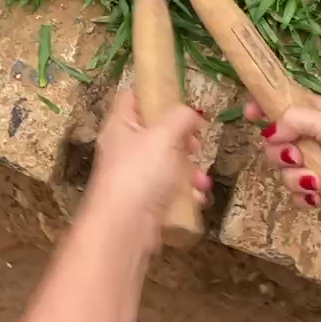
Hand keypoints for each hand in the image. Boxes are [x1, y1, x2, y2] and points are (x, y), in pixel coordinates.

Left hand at [87, 88, 211, 248]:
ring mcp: (134, 174)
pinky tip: (196, 198)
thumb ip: (180, 117)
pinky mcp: (145, 199)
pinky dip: (185, 191)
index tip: (181, 99)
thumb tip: (191, 112)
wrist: (124, 228)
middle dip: (183, 139)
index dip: (156, 93)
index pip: (133, 96)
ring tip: (201, 180)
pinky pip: (169, 187)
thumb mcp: (163, 135)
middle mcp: (124, 147)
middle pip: (156, 131)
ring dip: (190, 169)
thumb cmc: (139, 174)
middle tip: (196, 144)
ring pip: (167, 161)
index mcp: (120, 124)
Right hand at [245, 95, 320, 239]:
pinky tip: (319, 199)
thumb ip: (297, 119)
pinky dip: (304, 196)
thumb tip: (270, 130)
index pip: (288, 103)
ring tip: (317, 183)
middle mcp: (319, 139)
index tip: (249, 113)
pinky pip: (297, 192)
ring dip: (296, 176)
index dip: (266, 106)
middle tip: (296, 157)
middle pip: (278, 139)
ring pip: (285, 168)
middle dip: (281, 151)